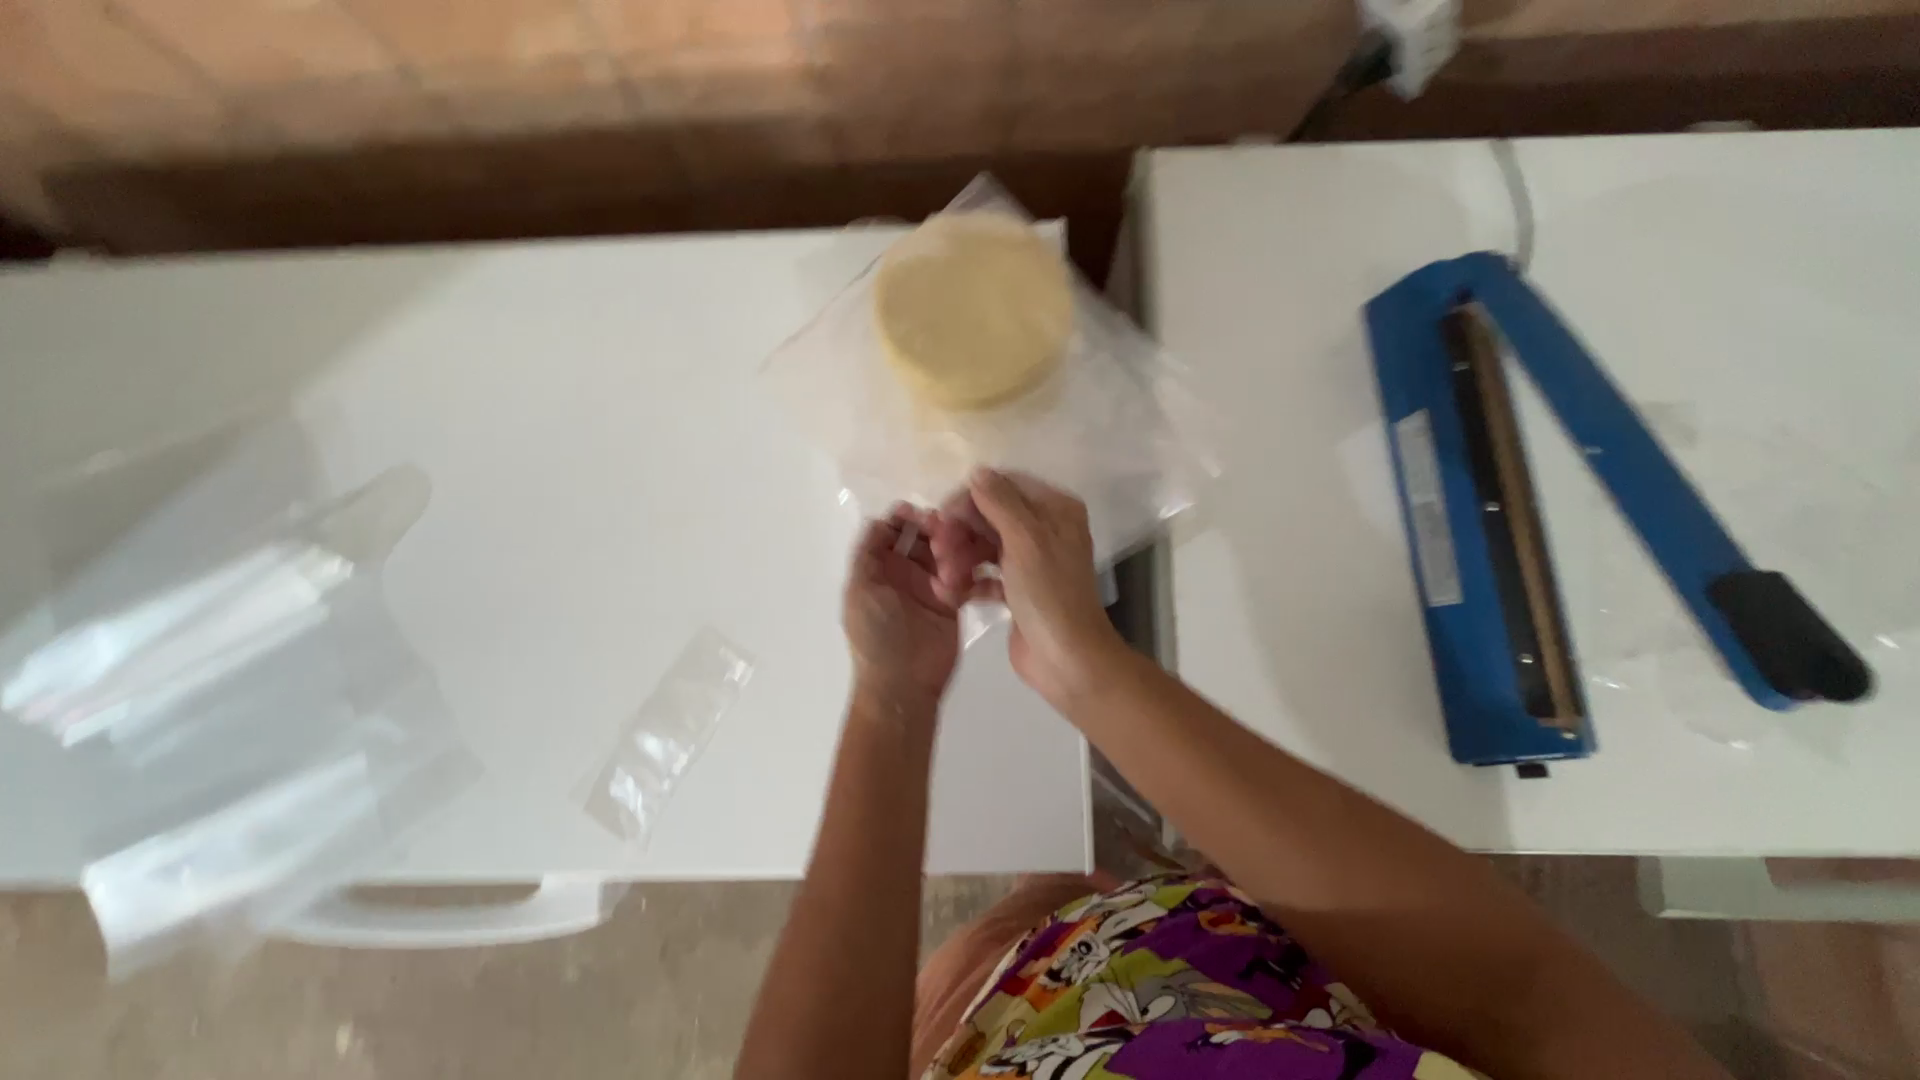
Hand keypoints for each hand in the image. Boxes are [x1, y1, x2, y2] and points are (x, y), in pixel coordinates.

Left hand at [843, 504, 960, 711]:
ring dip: (951, 546)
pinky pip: (963, 575)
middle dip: (933, 527)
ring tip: (959, 549)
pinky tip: (974, 565)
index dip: (904, 518)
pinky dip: (968, 568)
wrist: (902, 683)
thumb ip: (866, 554)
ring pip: (944, 552)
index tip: (920, 512)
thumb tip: (878, 521)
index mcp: (877, 567)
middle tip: (946, 527)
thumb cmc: (875, 636)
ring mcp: (929, 586)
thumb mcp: (859, 590)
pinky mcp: (953, 600)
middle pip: (921, 537)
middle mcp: (903, 572)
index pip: (891, 531)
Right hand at [931, 469, 1126, 707]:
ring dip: (962, 557)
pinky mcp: (1019, 590)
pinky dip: (971, 580)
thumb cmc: (1049, 594)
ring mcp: (1032, 561)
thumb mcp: (1026, 539)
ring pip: (986, 545)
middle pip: (991, 516)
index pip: (1005, 486)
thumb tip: (977, 471)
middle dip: (962, 532)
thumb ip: (1000, 502)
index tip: (942, 518)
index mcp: (1055, 509)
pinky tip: (955, 592)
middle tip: (939, 553)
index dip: (970, 499)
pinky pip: (987, 574)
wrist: (1067, 659)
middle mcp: (1045, 530)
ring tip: (947, 578)